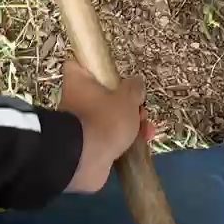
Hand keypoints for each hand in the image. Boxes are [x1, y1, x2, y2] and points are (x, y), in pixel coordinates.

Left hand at [59, 60, 152, 192]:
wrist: (85, 160)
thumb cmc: (104, 120)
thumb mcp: (126, 99)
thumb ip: (134, 88)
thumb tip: (136, 82)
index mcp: (78, 79)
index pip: (82, 64)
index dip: (100, 67)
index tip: (116, 74)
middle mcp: (75, 98)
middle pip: (104, 93)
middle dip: (127, 102)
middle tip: (141, 109)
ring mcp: (81, 122)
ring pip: (109, 116)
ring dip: (130, 122)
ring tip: (147, 129)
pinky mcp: (87, 142)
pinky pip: (108, 135)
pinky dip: (124, 138)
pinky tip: (142, 142)